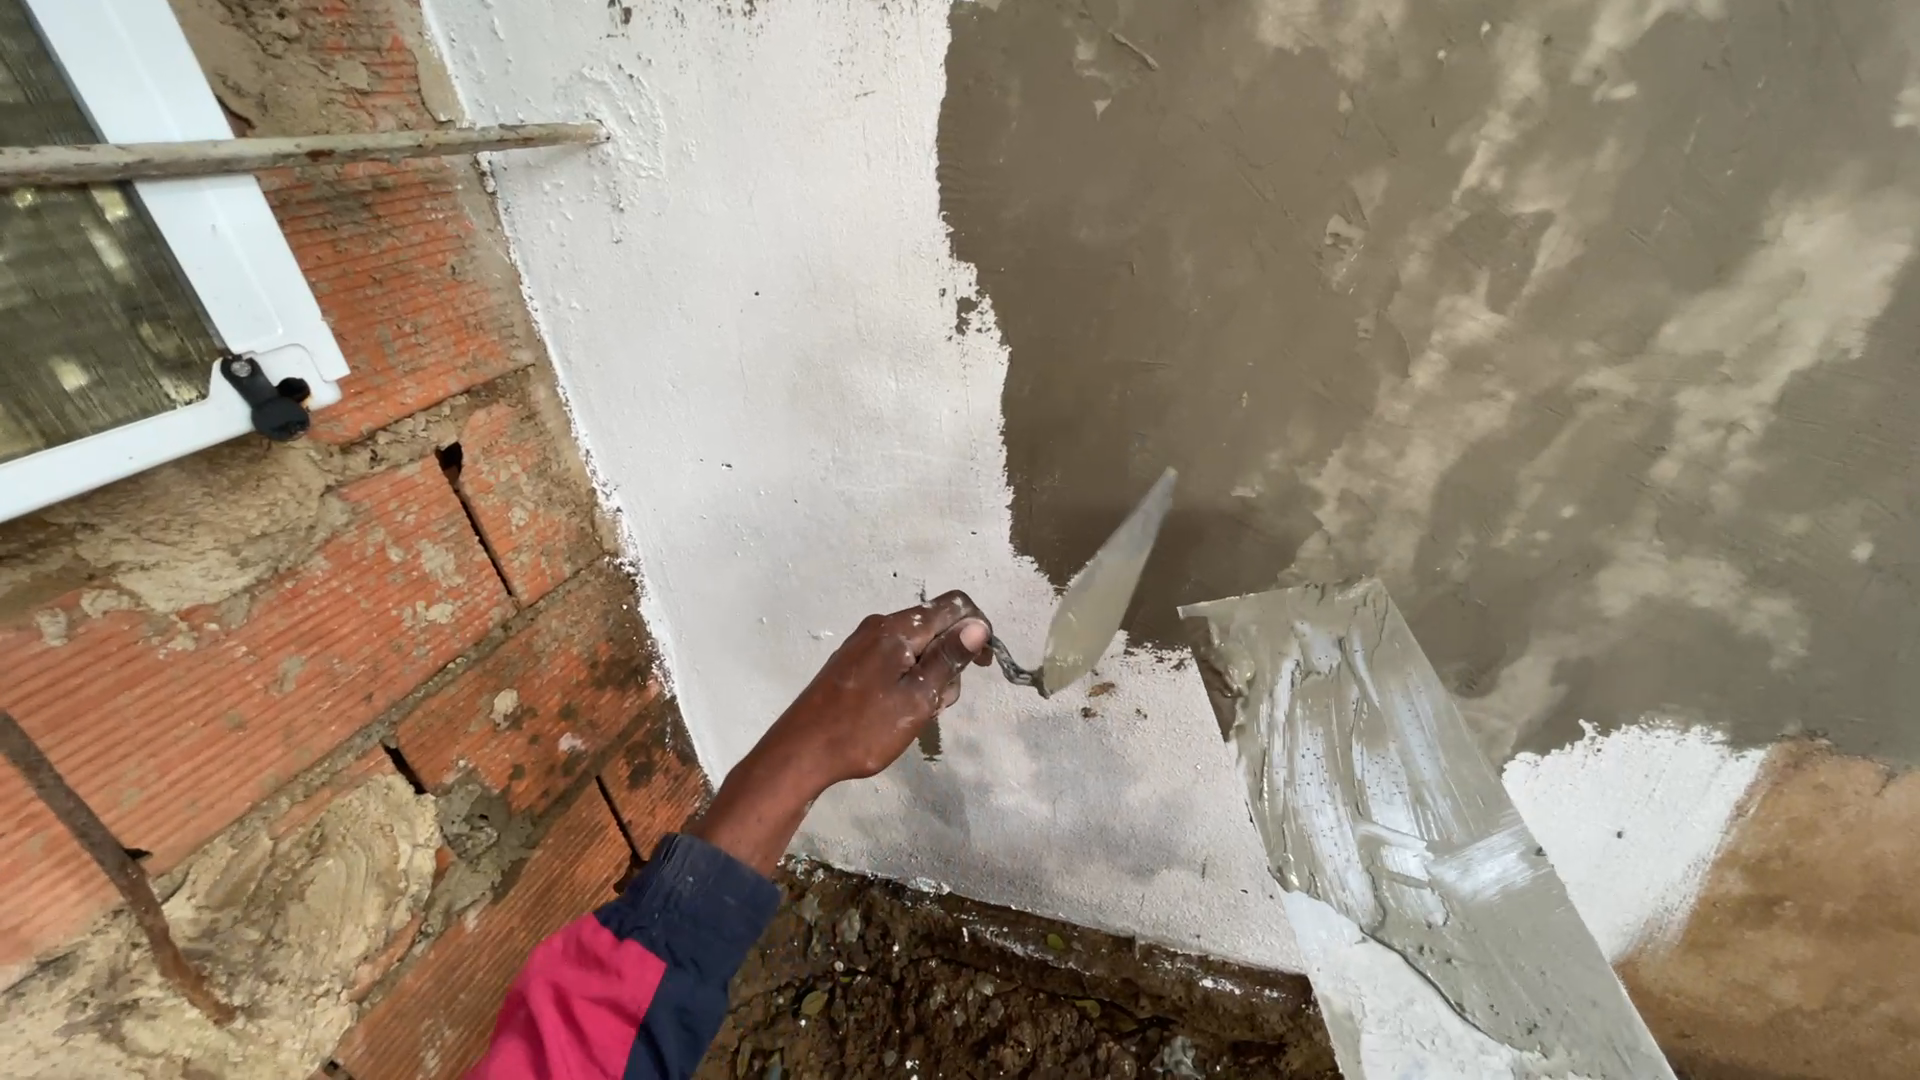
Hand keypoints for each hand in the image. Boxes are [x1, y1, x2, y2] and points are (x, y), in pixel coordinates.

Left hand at [688, 591, 991, 873]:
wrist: (800, 752)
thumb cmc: (863, 728)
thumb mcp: (917, 698)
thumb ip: (948, 659)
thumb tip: (979, 625)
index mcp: (898, 628)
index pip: (953, 605)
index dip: (977, 628)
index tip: (984, 665)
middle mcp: (880, 626)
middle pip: (935, 626)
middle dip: (951, 659)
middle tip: (941, 703)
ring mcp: (863, 643)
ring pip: (916, 646)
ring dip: (930, 674)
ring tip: (919, 713)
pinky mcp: (853, 662)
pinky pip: (895, 658)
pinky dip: (909, 679)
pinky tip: (899, 710)